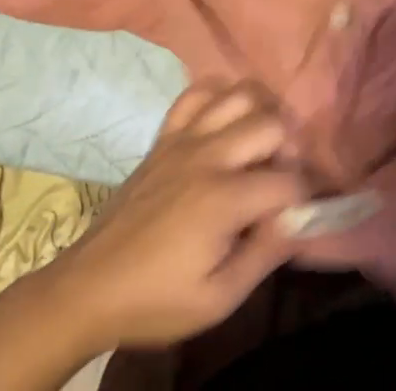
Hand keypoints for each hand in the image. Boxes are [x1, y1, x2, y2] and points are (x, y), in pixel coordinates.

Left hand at [45, 83, 309, 351]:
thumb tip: (299, 220)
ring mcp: (182, 141)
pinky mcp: (163, 138)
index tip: (306, 212)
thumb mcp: (218, 298)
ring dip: (261, 114)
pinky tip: (225, 124)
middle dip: (291, 149)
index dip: (308, 196)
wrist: (87, 288)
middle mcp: (207, 158)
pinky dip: (218, 98)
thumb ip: (266, 254)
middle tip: (283, 179)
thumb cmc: (155, 301)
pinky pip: (196, 95)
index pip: (290, 181)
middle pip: (272, 124)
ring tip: (262, 146)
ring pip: (239, 95)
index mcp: (223, 200)